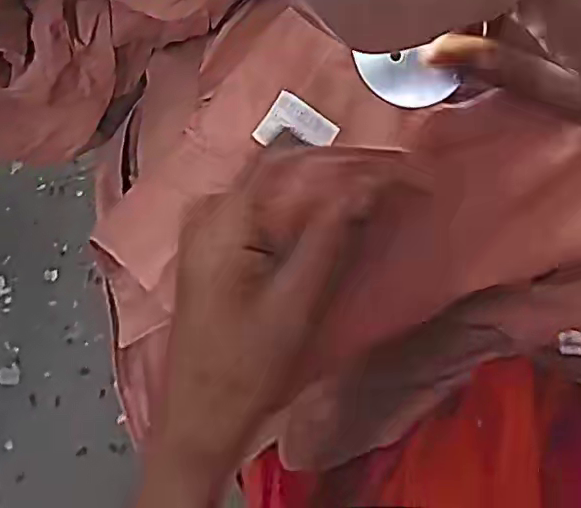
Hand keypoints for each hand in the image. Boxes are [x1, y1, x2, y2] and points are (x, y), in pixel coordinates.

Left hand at [136, 153, 384, 506]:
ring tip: (362, 191)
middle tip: (379, 178)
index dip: (339, 157)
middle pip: (280, 165)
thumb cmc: (243, 372)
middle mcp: (209, 211)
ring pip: (274, 182)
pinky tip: (326, 215)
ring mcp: (207, 226)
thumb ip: (329, 237)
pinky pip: (263, 204)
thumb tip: (364, 186)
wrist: (199, 424)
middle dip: (333, 167)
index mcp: (223, 219)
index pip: (287, 159)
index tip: (382, 165)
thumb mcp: (295, 304)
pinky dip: (299, 204)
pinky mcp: (214, 243)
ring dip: (319, 184)